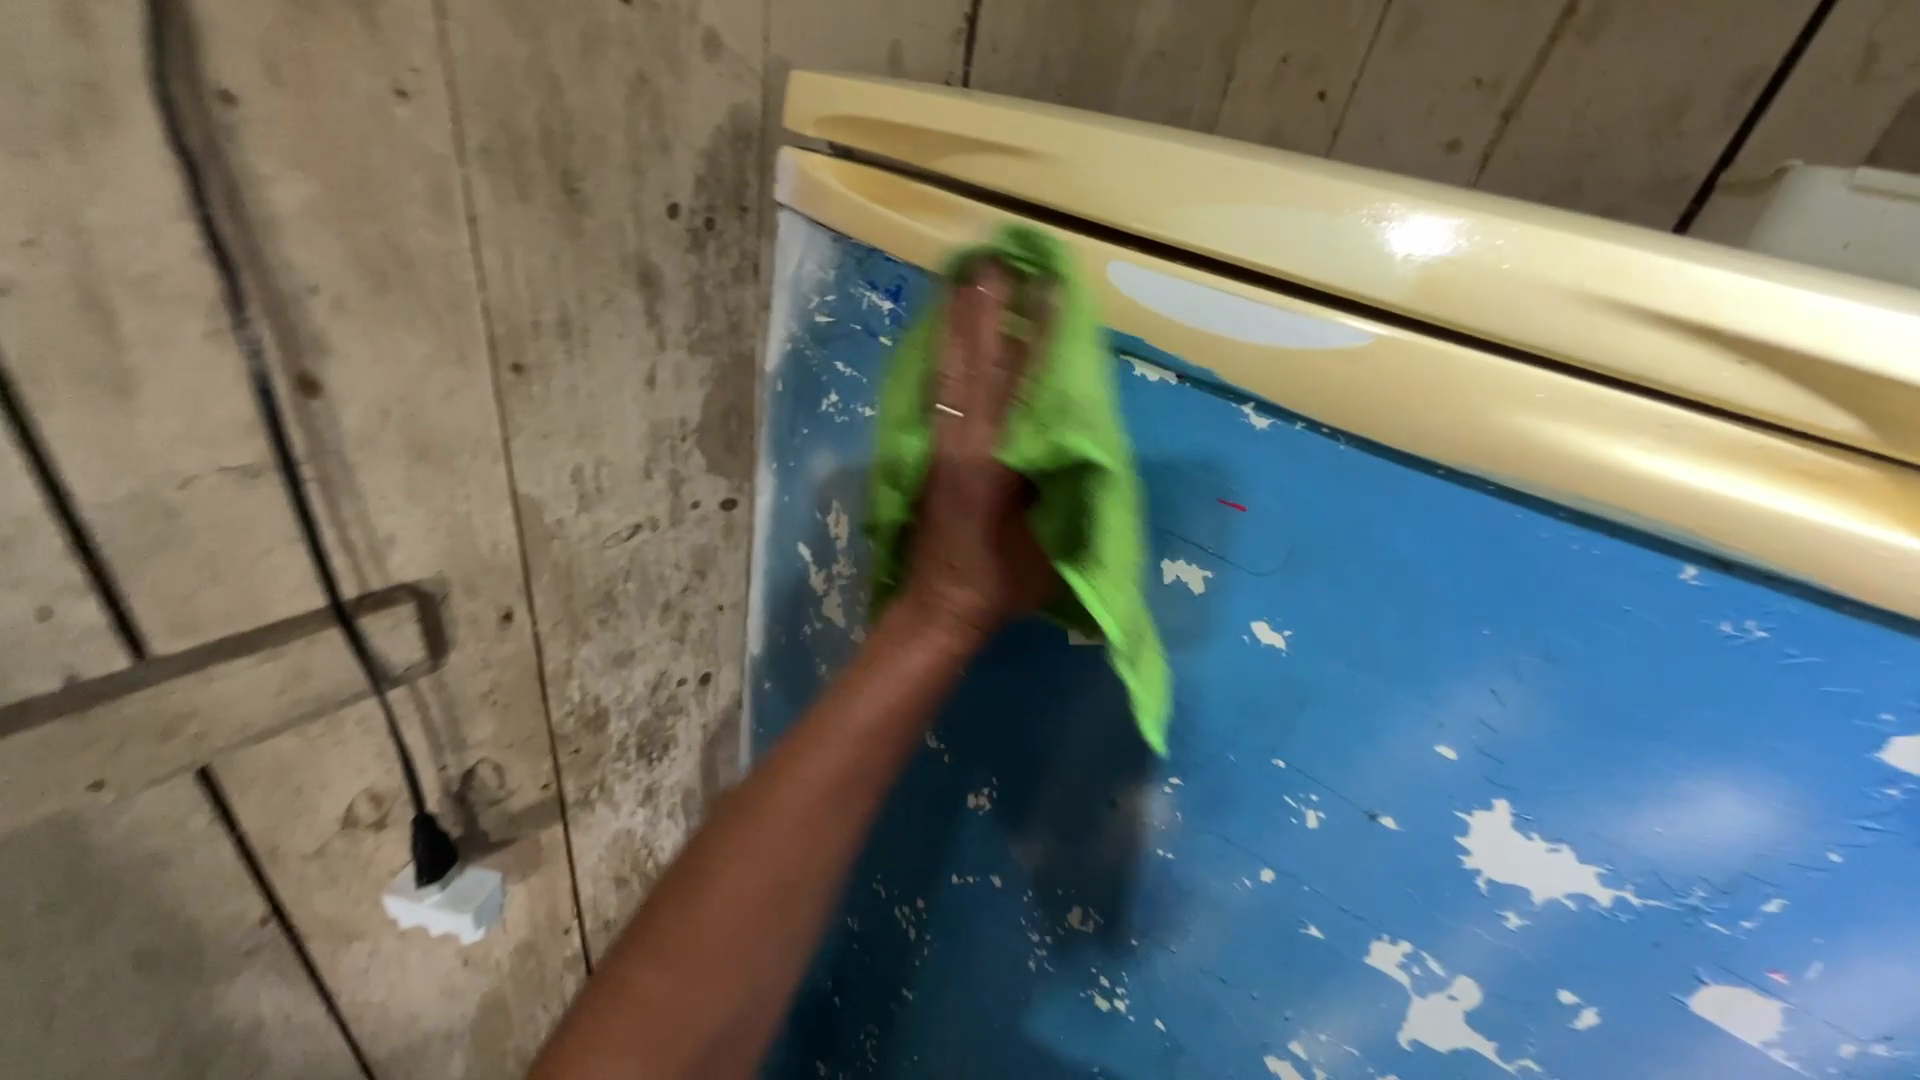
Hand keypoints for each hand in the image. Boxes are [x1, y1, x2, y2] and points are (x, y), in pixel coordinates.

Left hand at [901, 259, 1058, 641]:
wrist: (937, 609)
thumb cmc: (999, 584)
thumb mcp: (1046, 543)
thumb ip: (1058, 489)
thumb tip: (1070, 444)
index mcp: (996, 461)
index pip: (1023, 383)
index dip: (1037, 333)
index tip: (1047, 286)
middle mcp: (963, 441)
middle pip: (976, 362)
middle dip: (986, 309)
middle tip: (993, 259)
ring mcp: (938, 446)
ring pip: (947, 371)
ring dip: (956, 323)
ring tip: (963, 279)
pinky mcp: (925, 455)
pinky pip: (933, 392)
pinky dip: (940, 357)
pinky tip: (942, 336)